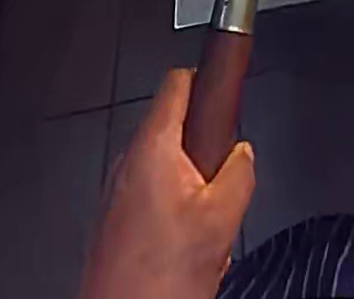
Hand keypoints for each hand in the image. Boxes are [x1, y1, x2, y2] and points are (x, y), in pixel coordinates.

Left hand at [80, 69, 254, 298]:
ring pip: (163, 161)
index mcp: (153, 149)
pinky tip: (184, 241)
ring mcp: (115, 194)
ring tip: (204, 216)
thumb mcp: (223, 218)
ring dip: (189, 176)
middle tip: (221, 169)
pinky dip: (171, 203)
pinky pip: (149, 192)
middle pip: (173, 123)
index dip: (206, 75)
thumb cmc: (159, 283)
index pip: (178, 82)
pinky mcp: (112, 223)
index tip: (224, 79)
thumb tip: (242, 154)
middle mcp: (127, 164)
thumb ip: (241, 171)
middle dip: (203, 141)